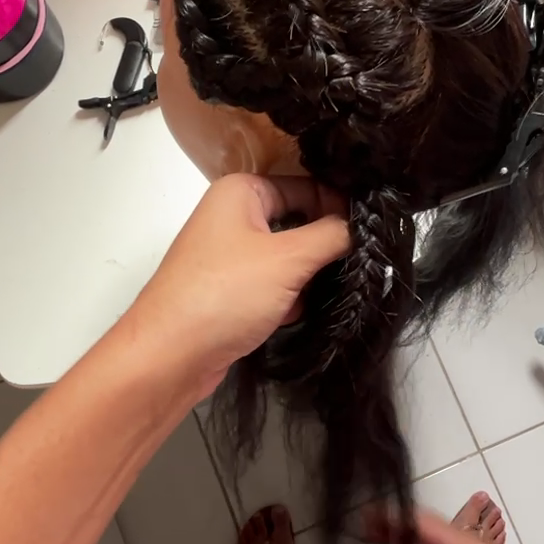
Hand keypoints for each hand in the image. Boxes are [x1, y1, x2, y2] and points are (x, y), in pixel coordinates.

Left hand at [124, 173, 348, 398]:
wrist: (169, 357)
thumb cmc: (225, 295)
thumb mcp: (289, 258)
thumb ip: (333, 235)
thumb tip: (364, 226)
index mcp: (241, 191)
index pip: (306, 186)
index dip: (340, 207)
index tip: (373, 233)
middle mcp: (234, 217)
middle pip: (299, 222)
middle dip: (326, 246)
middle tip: (363, 263)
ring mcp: (231, 257)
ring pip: (289, 258)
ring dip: (310, 276)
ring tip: (338, 290)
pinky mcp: (232, 293)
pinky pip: (274, 285)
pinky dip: (290, 298)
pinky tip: (299, 313)